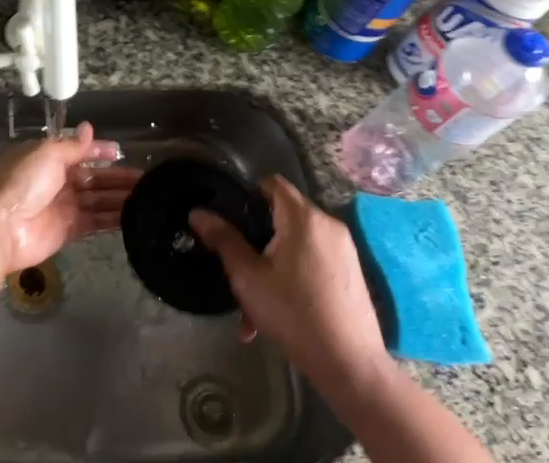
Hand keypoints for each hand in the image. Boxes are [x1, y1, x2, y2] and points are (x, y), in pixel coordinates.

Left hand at [0, 122, 138, 274]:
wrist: (0, 227)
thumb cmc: (22, 183)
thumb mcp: (47, 154)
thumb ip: (72, 146)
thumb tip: (89, 128)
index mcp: (47, 158)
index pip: (79, 152)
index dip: (99, 152)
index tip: (121, 153)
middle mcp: (56, 180)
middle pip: (92, 177)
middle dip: (116, 178)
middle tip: (145, 180)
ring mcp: (62, 206)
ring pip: (96, 200)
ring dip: (118, 198)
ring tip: (146, 197)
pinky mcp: (67, 230)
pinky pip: (94, 222)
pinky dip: (112, 219)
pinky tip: (133, 217)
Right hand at [189, 177, 390, 387]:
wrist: (350, 365)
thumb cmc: (294, 314)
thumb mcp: (248, 277)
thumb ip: (223, 240)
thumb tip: (197, 212)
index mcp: (303, 218)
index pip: (272, 183)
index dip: (246, 193)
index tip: (229, 220)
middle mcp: (328, 225)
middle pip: (282, 216)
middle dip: (256, 241)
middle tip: (237, 271)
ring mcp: (344, 250)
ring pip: (296, 244)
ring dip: (271, 266)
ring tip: (253, 307)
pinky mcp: (351, 272)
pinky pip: (312, 261)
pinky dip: (292, 276)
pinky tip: (278, 312)